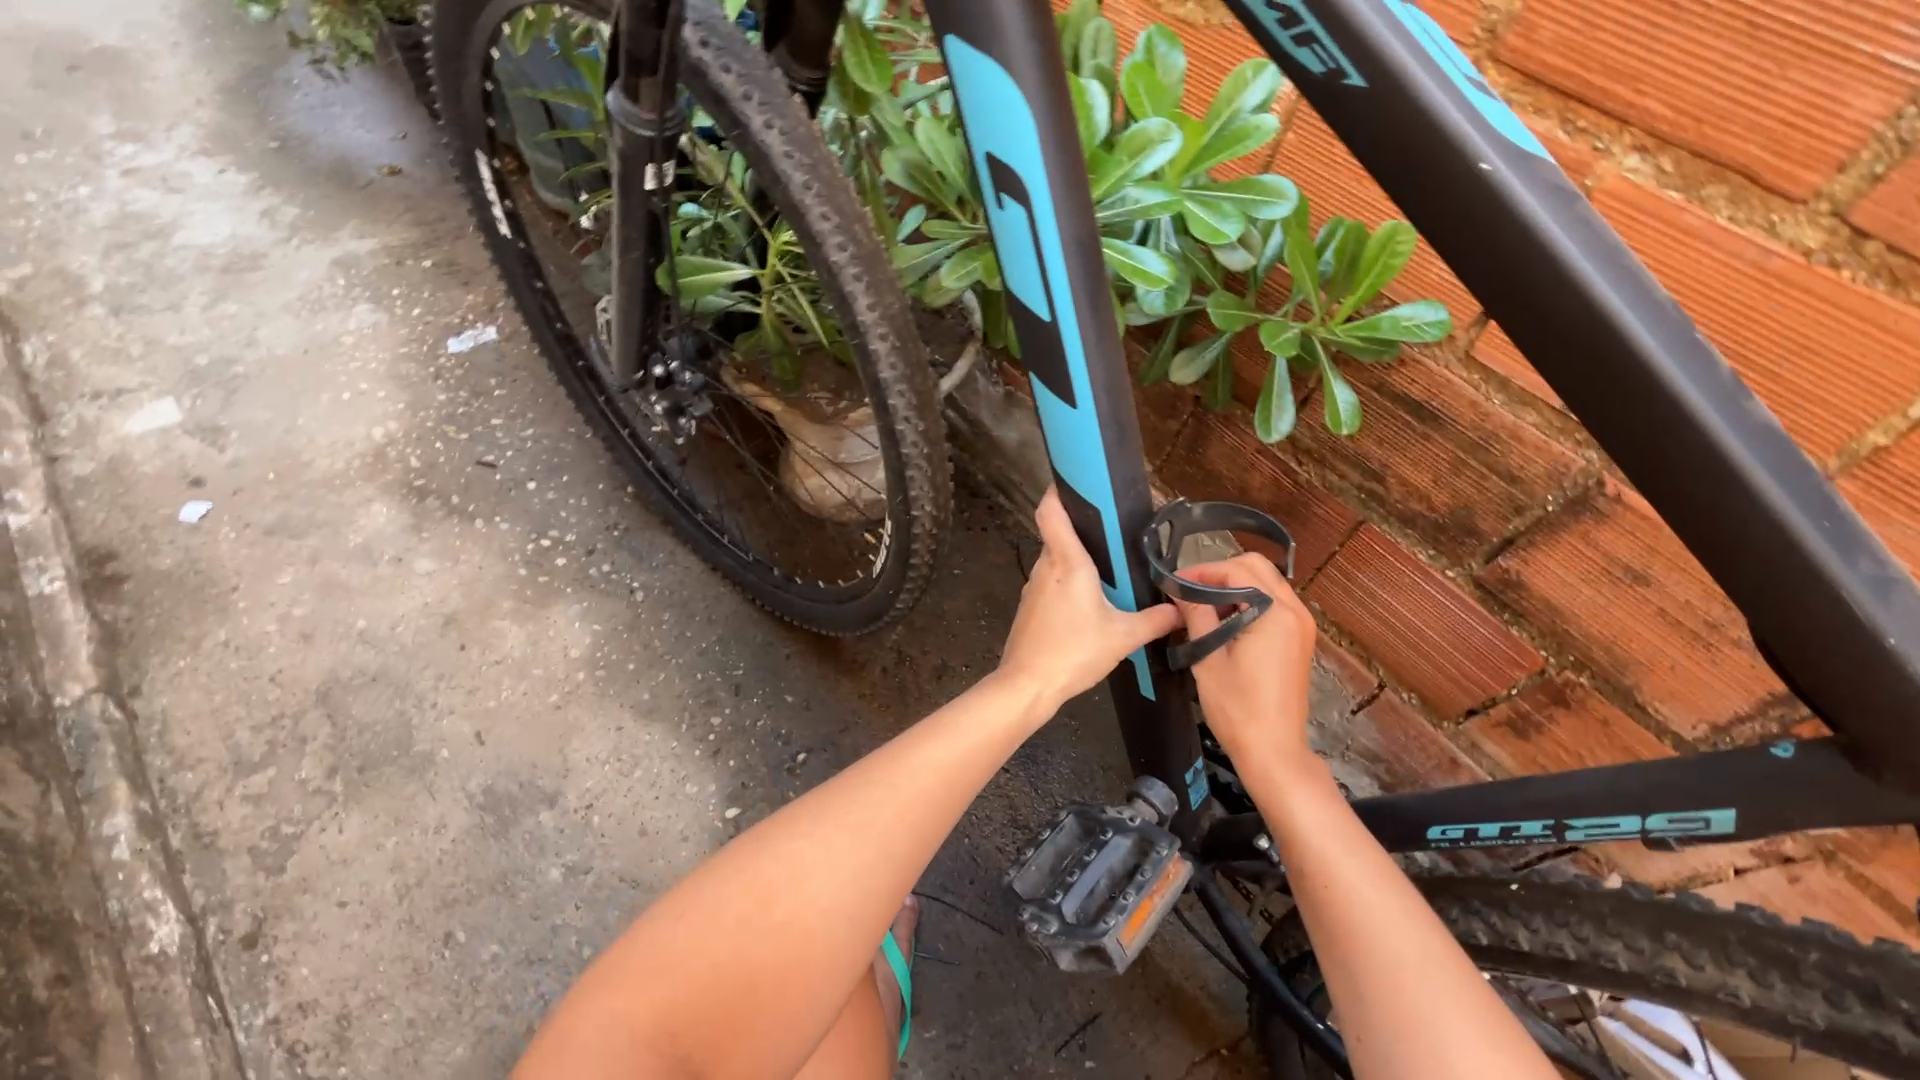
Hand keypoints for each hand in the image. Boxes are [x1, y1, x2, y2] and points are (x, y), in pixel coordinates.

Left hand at [997, 488, 1182, 713]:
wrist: (1028, 685)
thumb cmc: (1074, 652)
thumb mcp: (1123, 636)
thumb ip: (1155, 620)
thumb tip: (1179, 610)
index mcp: (1068, 562)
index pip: (1051, 511)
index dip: (1059, 491)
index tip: (1075, 483)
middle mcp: (1046, 566)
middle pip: (1059, 535)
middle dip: (1084, 533)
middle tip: (1114, 537)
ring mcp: (1034, 587)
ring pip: (1056, 561)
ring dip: (1077, 563)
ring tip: (1108, 574)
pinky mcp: (1029, 607)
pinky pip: (1051, 583)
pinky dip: (1068, 585)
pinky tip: (1088, 604)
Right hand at [1173, 554, 1316, 768]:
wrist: (1273, 750)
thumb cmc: (1237, 708)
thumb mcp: (1208, 657)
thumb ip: (1196, 615)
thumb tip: (1180, 590)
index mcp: (1275, 613)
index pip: (1236, 570)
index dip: (1201, 571)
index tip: (1175, 584)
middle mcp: (1295, 612)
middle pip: (1256, 567)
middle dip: (1219, 573)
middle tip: (1188, 590)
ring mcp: (1301, 625)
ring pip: (1266, 584)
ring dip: (1234, 586)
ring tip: (1202, 607)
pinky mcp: (1299, 639)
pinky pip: (1273, 604)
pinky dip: (1248, 602)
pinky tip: (1224, 622)